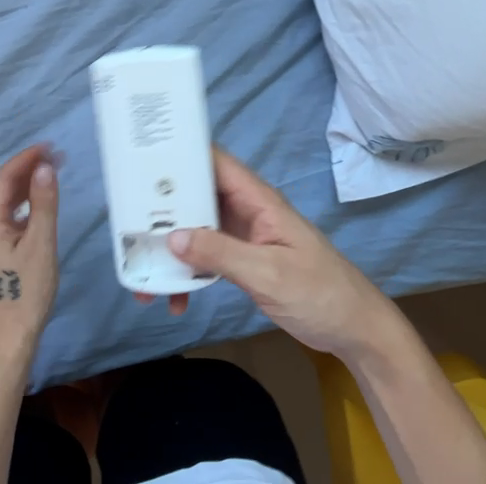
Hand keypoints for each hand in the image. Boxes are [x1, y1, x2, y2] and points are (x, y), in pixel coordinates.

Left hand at [0, 144, 60, 358]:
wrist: (5, 343)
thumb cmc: (24, 294)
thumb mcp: (41, 246)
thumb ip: (44, 205)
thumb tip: (44, 167)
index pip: (5, 178)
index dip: (25, 158)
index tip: (49, 146)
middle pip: (4, 188)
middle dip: (28, 168)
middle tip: (57, 157)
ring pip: (7, 204)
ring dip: (28, 186)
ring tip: (52, 175)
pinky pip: (11, 219)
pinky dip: (27, 206)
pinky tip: (41, 208)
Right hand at [165, 147, 397, 358]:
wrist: (354, 329)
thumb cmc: (318, 292)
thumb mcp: (267, 273)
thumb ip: (220, 253)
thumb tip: (172, 236)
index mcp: (258, 201)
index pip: (215, 163)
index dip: (181, 156)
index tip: (144, 161)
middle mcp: (248, 211)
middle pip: (199, 196)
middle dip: (165, 210)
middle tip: (130, 225)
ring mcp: (245, 236)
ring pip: (198, 230)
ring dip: (173, 248)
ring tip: (146, 275)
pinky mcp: (245, 260)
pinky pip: (208, 257)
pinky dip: (190, 273)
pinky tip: (177, 300)